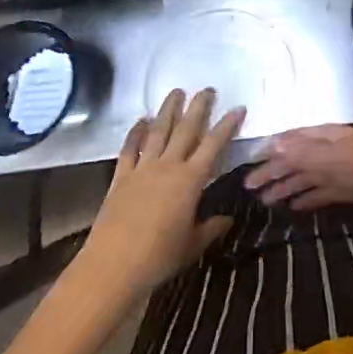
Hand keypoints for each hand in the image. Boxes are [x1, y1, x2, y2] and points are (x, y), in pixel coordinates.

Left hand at [84, 89, 244, 293]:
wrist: (114, 264)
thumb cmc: (160, 256)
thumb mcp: (192, 244)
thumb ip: (211, 227)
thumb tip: (227, 219)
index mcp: (190, 180)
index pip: (214, 145)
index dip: (227, 125)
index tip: (238, 108)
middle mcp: (167, 166)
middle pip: (186, 129)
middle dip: (198, 107)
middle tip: (207, 89)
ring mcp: (142, 169)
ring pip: (158, 132)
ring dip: (168, 110)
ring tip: (176, 92)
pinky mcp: (121, 177)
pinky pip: (129, 149)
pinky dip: (135, 133)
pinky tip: (141, 120)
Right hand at [245, 125, 352, 220]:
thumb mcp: (334, 159)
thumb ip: (303, 153)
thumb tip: (271, 144)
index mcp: (326, 136)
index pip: (291, 139)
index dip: (270, 151)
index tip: (248, 165)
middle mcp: (330, 150)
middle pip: (296, 159)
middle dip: (273, 171)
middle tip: (249, 190)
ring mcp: (340, 170)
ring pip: (306, 177)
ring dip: (285, 187)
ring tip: (265, 202)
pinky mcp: (349, 190)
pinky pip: (320, 192)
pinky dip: (305, 198)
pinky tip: (292, 208)